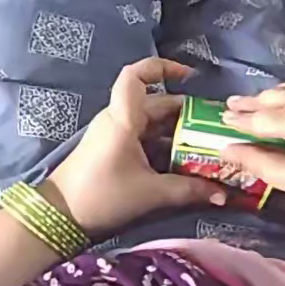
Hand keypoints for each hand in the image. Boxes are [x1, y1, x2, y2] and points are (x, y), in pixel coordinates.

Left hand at [46, 58, 226, 237]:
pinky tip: (184, 164)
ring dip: (178, 135)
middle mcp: (118, 120)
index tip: (190, 77)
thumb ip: (189, 190)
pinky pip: (144, 141)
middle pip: (156, 105)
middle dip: (187, 115)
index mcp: (123, 118)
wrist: (60, 217)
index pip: (136, 76)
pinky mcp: (113, 153)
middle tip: (215, 130)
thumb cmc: (102, 195)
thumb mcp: (151, 193)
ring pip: (152, 126)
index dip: (163, 68)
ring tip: (206, 149)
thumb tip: (224, 193)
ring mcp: (114, 136)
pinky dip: (164, 148)